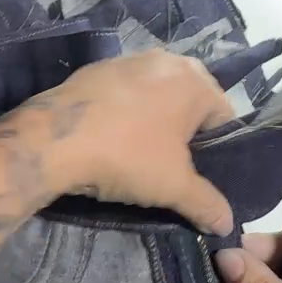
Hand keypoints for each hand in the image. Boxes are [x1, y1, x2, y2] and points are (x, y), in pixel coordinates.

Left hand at [1, 51, 235, 234]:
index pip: (224, 116)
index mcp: (195, 80)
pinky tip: (112, 134)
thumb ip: (207, 203)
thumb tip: (227, 224)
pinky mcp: (99, 67)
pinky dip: (127, 109)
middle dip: (186, 131)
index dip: (217, 149)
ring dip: (157, 118)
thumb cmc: (126, 156)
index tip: (199, 173)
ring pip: (158, 93)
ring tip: (140, 151)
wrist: (54, 140)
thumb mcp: (173, 187)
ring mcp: (130, 59)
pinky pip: (127, 91)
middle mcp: (167, 59)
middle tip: (172, 165)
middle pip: (191, 101)